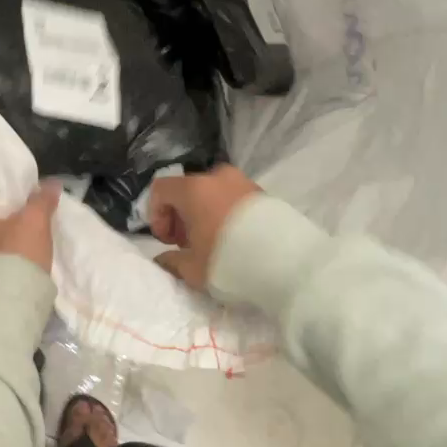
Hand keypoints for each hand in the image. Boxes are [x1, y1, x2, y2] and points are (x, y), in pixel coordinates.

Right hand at [148, 164, 260, 290]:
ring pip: (212, 194)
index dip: (156, 215)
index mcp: (194, 189)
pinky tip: (234, 240)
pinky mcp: (264, 194)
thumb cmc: (230, 261)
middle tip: (188, 244)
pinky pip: (233, 199)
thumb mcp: (192, 268)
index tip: (167, 241)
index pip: (161, 189)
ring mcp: (243, 182)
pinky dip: (225, 214)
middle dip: (181, 216)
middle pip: (187, 190)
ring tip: (213, 243)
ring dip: (204, 214)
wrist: (290, 264)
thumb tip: (163, 259)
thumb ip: (171, 260)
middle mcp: (217, 177)